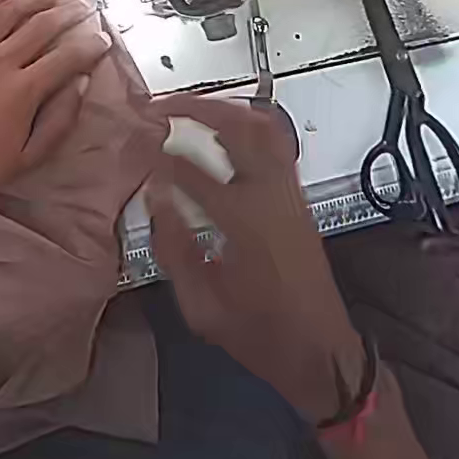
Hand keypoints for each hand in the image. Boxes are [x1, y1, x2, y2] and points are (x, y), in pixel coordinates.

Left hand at [0, 0, 111, 248]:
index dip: (89, 46)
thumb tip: (82, 82)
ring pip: (6, 14)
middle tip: (84, 6)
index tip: (102, 39)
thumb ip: (60, 120)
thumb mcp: (28, 157)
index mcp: (21, 92)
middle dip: (68, 13)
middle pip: (40, 26)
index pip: (65, 58)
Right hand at [145, 96, 367, 422]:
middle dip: (194, 107)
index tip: (137, 143)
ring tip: (190, 106)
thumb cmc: (261, 334)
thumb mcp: (201, 306)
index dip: (157, 152)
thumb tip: (156, 197)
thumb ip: (173, 248)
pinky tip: (226, 126)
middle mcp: (271, 197)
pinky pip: (277, 141)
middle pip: (235, 128)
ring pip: (262, 125)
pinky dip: (248, 122)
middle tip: (163, 105)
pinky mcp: (298, 195)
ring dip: (222, 108)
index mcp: (243, 224)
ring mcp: (289, 192)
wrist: (322, 353)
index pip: (190, 170)